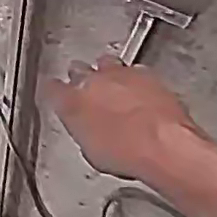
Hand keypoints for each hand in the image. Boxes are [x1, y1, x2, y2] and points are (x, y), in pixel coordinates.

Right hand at [45, 55, 202, 179]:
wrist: (164, 145)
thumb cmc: (128, 152)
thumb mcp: (92, 153)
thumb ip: (82, 131)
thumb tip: (83, 129)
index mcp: (71, 101)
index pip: (53, 88)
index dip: (55, 91)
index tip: (58, 94)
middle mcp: (91, 81)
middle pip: (78, 70)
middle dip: (81, 78)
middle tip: (89, 93)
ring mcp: (118, 75)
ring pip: (106, 63)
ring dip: (109, 74)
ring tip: (116, 90)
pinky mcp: (144, 74)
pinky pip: (136, 70)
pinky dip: (136, 79)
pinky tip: (142, 93)